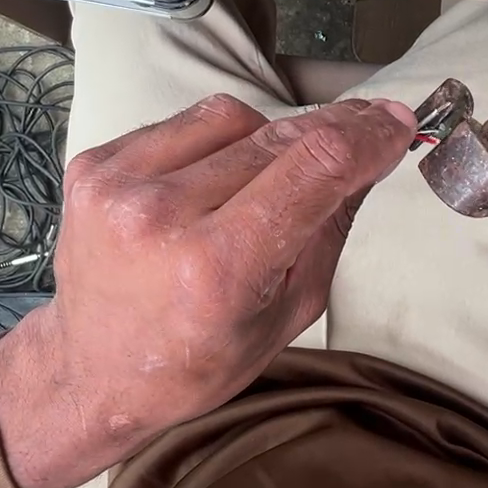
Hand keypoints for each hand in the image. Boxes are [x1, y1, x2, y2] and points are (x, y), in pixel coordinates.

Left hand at [0, 94, 416, 487]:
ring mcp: (118, 184)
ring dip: (267, 137)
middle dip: (334, 128)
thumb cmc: (197, 361)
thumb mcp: (287, 313)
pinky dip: (215, 141)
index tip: (398, 124)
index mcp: (217, 269)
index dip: (367, 136)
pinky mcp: (93, 165)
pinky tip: (212, 179)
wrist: (90, 371)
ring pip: (232, 116)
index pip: (314, 169)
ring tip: (263, 180)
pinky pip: (183, 124)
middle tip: (366, 128)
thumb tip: (369, 156)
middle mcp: (161, 216)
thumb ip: (330, 228)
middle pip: (278, 137)